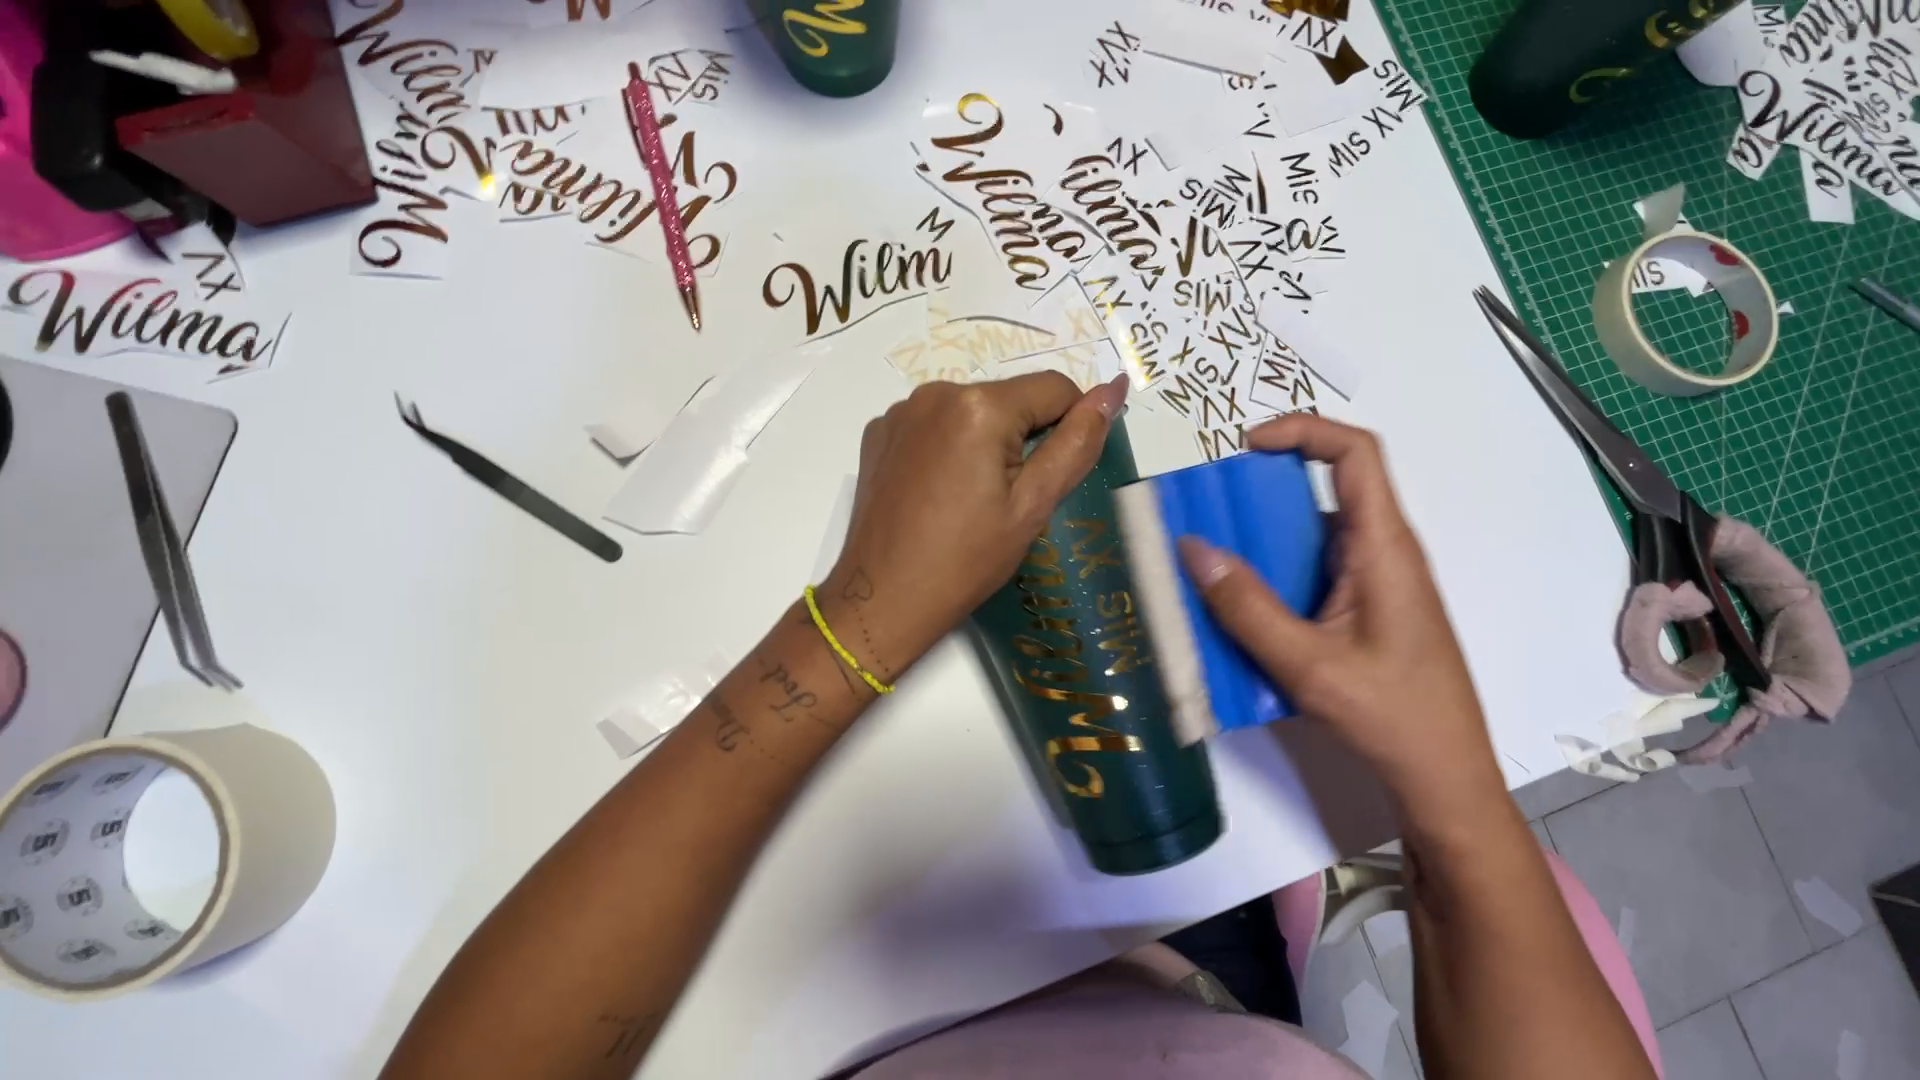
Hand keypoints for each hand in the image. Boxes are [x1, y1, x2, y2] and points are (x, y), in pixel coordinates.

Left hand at [819, 372, 1128, 685]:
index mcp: (978, 406)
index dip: (1068, 430)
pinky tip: (936, 493)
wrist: (883, 598)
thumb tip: (1112, 389)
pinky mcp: (879, 433)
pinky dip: (946, 448)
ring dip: (984, 442)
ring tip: (969, 501)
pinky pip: (934, 425)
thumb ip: (1076, 442)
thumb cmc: (965, 560)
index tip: (1049, 480)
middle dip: (1021, 439)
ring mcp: (900, 412)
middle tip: (1007, 501)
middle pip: (1010, 398)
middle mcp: (934, 392)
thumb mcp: (1033, 506)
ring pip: (972, 411)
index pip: (1055, 389)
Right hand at [1177, 414, 1501, 808]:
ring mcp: (1374, 581)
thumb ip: (1247, 608)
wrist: (1444, 775)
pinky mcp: (1363, 607)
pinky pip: (1312, 569)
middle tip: (1206, 513)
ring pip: (1313, 533)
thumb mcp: (1308, 665)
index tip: (1246, 448)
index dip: (1303, 431)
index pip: (1356, 453)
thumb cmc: (1390, 715)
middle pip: (1326, 488)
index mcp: (1383, 548)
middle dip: (1261, 490)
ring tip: (1209, 560)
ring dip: (1261, 537)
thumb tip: (1192, 547)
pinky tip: (1238, 606)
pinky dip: (1271, 573)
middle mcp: (1381, 551)